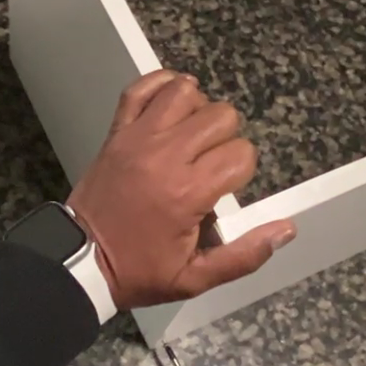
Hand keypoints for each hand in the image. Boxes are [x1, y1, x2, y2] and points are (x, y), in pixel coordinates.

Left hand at [67, 71, 294, 310]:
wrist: (79, 261)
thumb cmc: (139, 271)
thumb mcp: (194, 279)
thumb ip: (243, 256)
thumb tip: (286, 229)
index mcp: (187, 193)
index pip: (240, 154)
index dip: (242, 171)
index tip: (223, 190)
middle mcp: (164, 156)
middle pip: (220, 115)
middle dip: (226, 139)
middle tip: (209, 165)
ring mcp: (137, 138)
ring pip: (185, 92)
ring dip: (198, 109)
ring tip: (192, 137)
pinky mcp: (117, 131)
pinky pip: (140, 89)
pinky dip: (161, 86)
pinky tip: (172, 104)